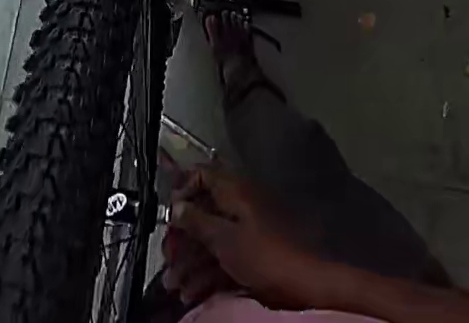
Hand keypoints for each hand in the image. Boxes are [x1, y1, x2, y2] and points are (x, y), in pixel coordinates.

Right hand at [165, 165, 328, 308]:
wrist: (301, 285)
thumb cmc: (261, 253)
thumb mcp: (223, 237)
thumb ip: (196, 220)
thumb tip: (175, 206)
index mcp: (232, 190)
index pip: (201, 176)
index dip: (182, 189)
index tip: (169, 212)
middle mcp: (236, 206)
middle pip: (201, 213)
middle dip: (181, 238)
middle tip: (166, 258)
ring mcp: (242, 232)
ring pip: (208, 241)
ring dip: (188, 263)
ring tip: (172, 286)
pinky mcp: (247, 256)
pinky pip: (219, 259)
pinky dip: (204, 275)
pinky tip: (189, 294)